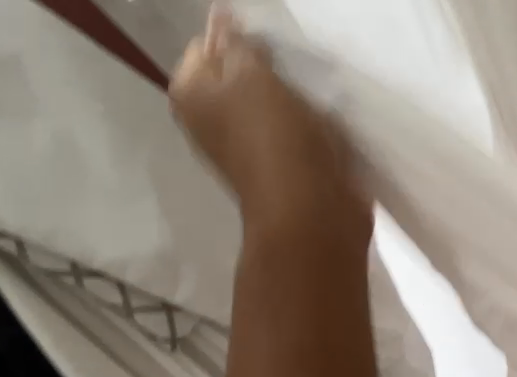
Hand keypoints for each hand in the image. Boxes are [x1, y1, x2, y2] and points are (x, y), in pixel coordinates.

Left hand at [170, 10, 370, 242]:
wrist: (315, 216)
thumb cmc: (277, 141)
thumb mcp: (252, 74)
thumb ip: (237, 43)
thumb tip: (226, 21)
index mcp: (190, 95)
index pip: (207, 44)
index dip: (240, 40)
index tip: (274, 51)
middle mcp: (212, 123)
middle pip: (241, 78)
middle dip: (270, 74)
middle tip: (296, 78)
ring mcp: (249, 151)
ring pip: (273, 108)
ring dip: (295, 103)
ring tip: (315, 106)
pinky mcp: (285, 172)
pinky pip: (296, 137)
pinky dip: (311, 131)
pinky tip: (326, 133)